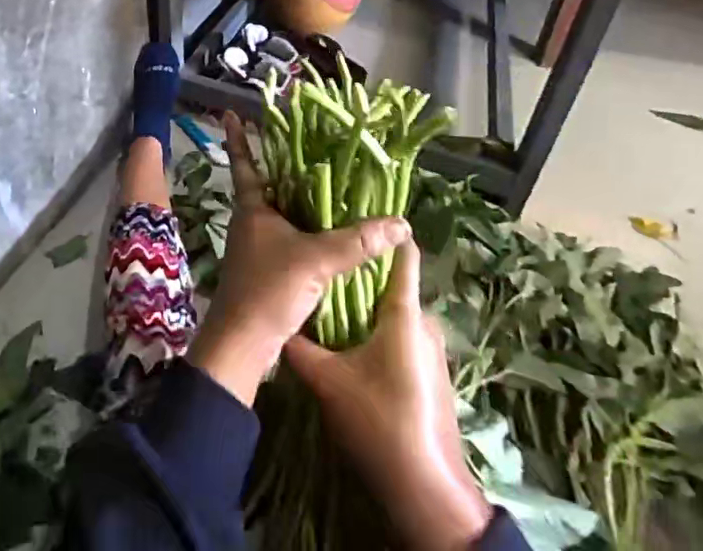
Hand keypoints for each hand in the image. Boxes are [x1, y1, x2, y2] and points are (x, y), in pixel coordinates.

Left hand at [188, 112, 410, 406]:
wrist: (244, 344)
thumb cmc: (268, 289)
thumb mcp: (316, 260)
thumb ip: (357, 243)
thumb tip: (400, 224)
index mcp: (253, 209)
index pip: (245, 164)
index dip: (240, 139)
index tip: (232, 114)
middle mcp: (251, 222)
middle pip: (269, 186)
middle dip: (285, 168)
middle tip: (309, 148)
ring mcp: (257, 247)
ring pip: (281, 215)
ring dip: (299, 203)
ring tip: (328, 189)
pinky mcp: (267, 271)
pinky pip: (291, 241)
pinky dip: (308, 235)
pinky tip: (330, 237)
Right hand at [283, 239, 491, 550]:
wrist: (427, 490)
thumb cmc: (379, 421)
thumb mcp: (326, 380)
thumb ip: (298, 345)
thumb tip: (271, 320)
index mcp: (404, 313)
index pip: (403, 254)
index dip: (382, 230)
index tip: (350, 212)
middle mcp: (424, 323)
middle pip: (393, 281)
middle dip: (360, 270)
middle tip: (321, 260)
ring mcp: (431, 349)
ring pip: (395, 310)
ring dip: (367, 303)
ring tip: (329, 297)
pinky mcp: (431, 372)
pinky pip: (402, 334)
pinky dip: (378, 328)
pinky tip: (351, 341)